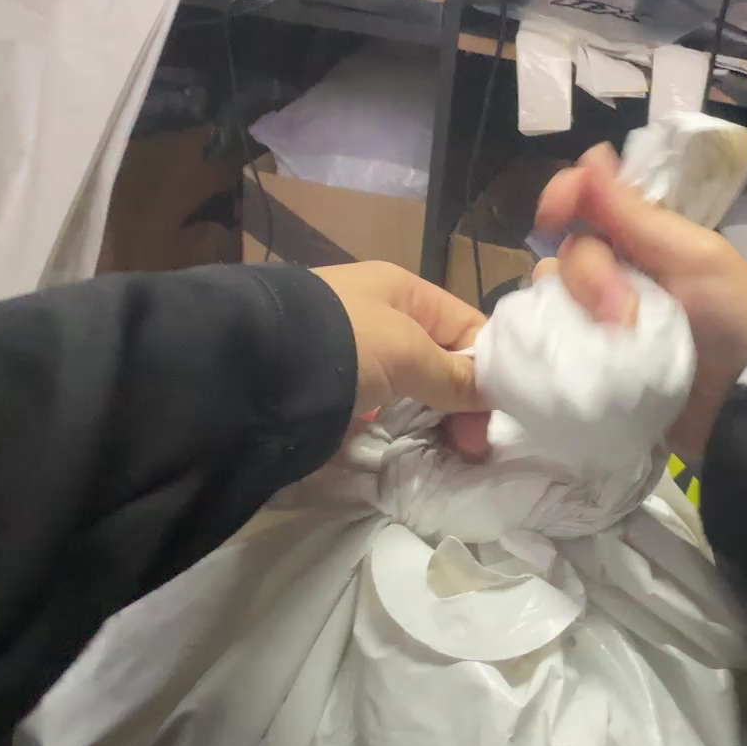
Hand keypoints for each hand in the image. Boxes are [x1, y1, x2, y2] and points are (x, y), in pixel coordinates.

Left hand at [313, 262, 490, 460]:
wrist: (245, 369)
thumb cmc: (340, 342)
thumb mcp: (406, 351)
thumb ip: (454, 375)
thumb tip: (497, 392)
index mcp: (402, 290)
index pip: (466, 326)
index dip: (489, 367)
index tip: (501, 415)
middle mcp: (379, 317)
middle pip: (439, 360)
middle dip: (461, 402)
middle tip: (473, 448)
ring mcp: (352, 356)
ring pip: (411, 390)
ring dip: (433, 420)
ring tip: (450, 456)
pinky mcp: (329, 392)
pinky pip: (378, 411)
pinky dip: (396, 430)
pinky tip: (407, 452)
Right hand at [535, 145, 746, 458]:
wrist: (744, 401)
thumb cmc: (731, 317)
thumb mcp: (692, 256)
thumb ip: (634, 213)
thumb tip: (592, 154)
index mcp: (642, 233)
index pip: (586, 198)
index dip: (563, 196)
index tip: (553, 215)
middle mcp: (615, 266)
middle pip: (569, 249)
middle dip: (590, 277)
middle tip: (623, 315)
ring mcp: (599, 314)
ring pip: (554, 293)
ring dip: (577, 313)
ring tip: (614, 344)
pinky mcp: (591, 355)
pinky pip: (552, 337)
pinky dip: (558, 342)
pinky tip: (578, 356)